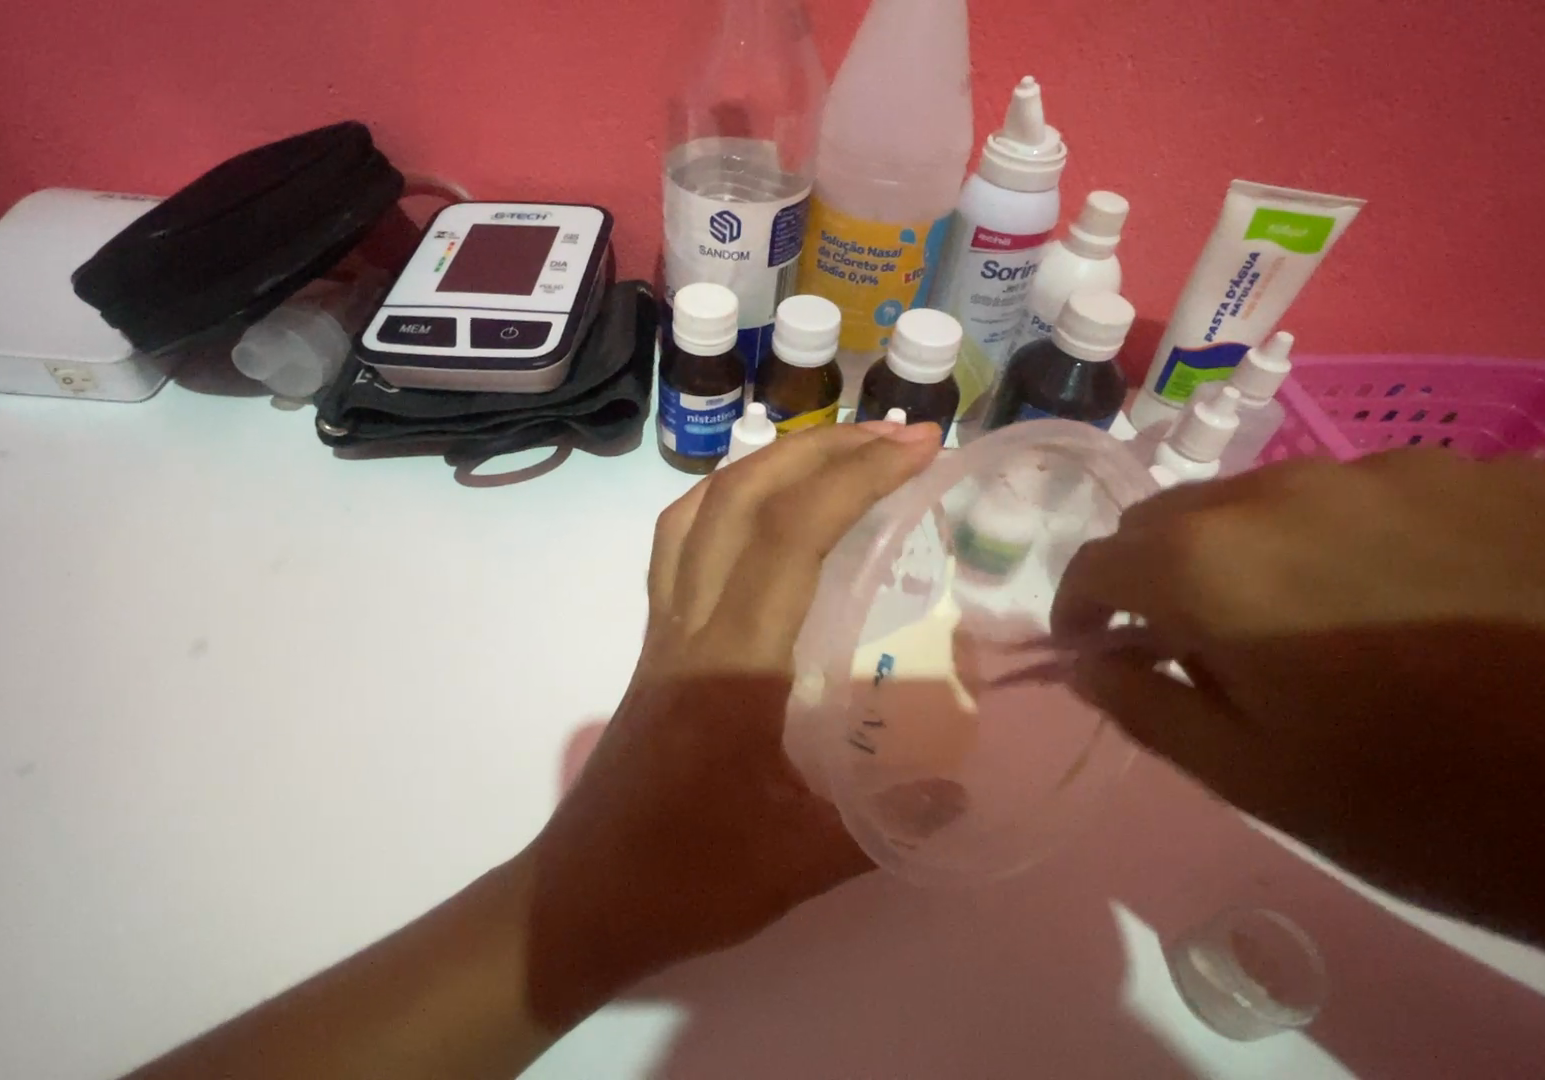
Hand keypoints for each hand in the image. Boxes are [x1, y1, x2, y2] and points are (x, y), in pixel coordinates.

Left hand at [524, 421, 944, 1023]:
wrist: (582, 898)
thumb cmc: (687, 881)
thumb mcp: (801, 865)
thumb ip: (887, 821)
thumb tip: (962, 784)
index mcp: (734, 665)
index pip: (791, 537)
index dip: (856, 478)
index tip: (920, 450)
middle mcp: (691, 627)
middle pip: (742, 499)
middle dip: (823, 450)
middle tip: (897, 435)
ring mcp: (664, 630)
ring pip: (701, 510)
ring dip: (769, 462)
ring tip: (836, 451)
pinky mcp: (654, 643)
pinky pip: (679, 544)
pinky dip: (724, 500)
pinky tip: (763, 511)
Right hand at [1054, 450, 1544, 1011]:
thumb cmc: (1425, 804)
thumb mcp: (1247, 776)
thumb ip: (1141, 704)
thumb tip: (1086, 661)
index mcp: (1210, 563)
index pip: (1096, 561)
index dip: (1080, 607)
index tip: (1095, 647)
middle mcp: (1282, 490)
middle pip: (1172, 518)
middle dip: (1156, 575)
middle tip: (1196, 642)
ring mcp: (1391, 470)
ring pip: (1267, 498)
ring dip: (1250, 551)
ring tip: (1310, 620)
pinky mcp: (1485, 472)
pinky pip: (1370, 495)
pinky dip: (1348, 538)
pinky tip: (1409, 598)